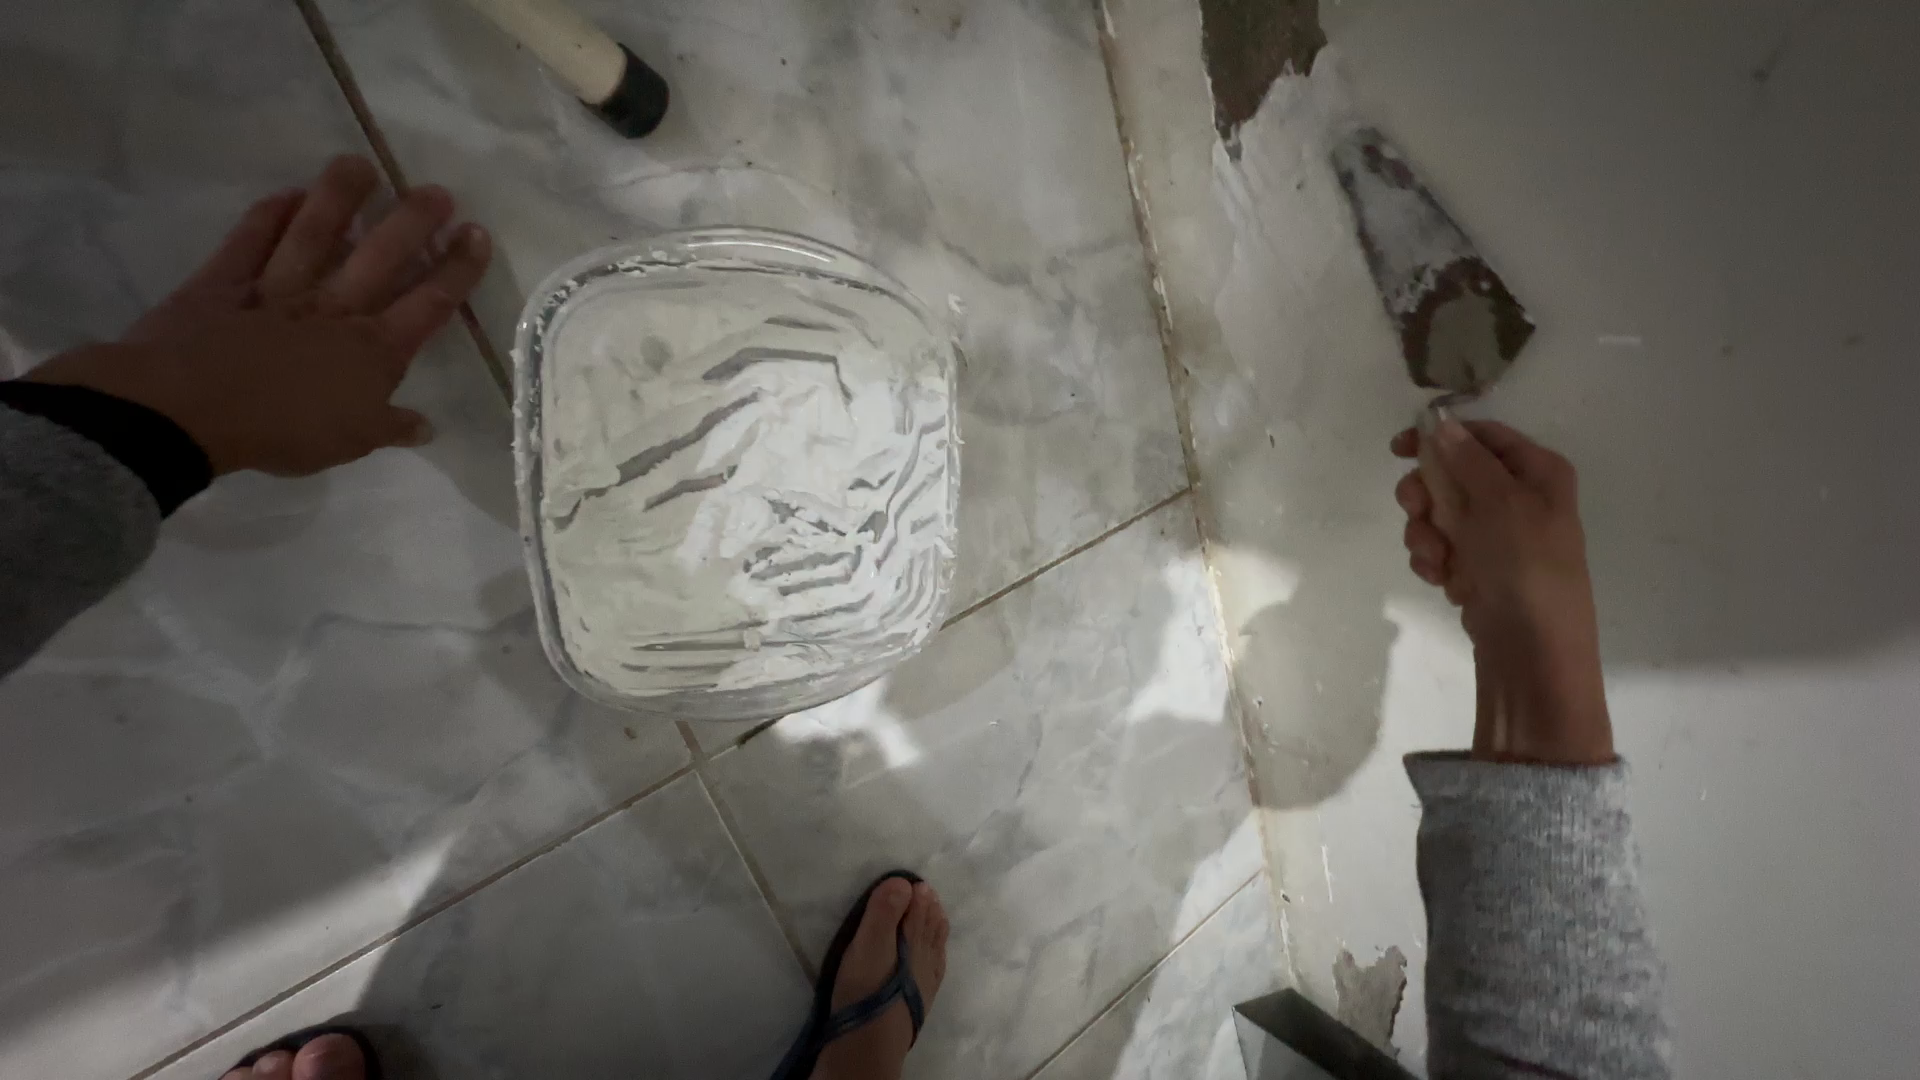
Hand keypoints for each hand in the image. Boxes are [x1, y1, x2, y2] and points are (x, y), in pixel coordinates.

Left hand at [26, 154, 490, 476]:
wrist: (183, 413)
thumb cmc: (284, 430)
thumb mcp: (355, 441)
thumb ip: (393, 427)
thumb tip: (425, 427)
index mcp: (376, 349)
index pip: (431, 303)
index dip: (458, 269)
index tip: (477, 235)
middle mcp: (336, 310)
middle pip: (382, 257)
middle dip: (413, 222)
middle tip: (437, 190)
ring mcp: (278, 290)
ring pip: (316, 236)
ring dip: (339, 198)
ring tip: (360, 164)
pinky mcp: (223, 283)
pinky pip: (250, 242)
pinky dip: (269, 216)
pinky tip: (290, 194)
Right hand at [1391, 418, 1613, 764]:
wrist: (1529, 642)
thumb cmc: (1523, 564)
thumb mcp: (1496, 502)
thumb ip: (1465, 460)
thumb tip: (1440, 423)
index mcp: (1535, 472)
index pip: (1480, 436)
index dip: (1438, 437)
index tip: (1397, 450)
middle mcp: (1515, 496)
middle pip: (1448, 474)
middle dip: (1425, 499)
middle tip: (1419, 515)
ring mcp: (1493, 532)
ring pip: (1434, 513)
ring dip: (1425, 535)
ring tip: (1438, 561)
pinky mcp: (1474, 561)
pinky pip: (1437, 545)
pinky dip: (1432, 559)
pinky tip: (1443, 578)